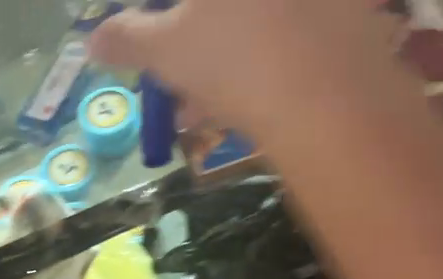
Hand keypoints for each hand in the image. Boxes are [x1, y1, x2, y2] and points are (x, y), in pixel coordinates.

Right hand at [88, 0, 415, 137]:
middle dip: (192, 33)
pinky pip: (288, 30)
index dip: (159, 19)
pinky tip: (243, 97)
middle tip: (175, 78)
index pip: (179, 1)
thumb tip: (94, 38)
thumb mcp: (163, 50)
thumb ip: (126, 38)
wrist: (326, 97)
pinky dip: (260, 57)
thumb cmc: (232, 58)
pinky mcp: (348, 11)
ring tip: (200, 104)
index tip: (152, 45)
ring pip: (252, 19)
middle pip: (218, 9)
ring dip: (221, 52)